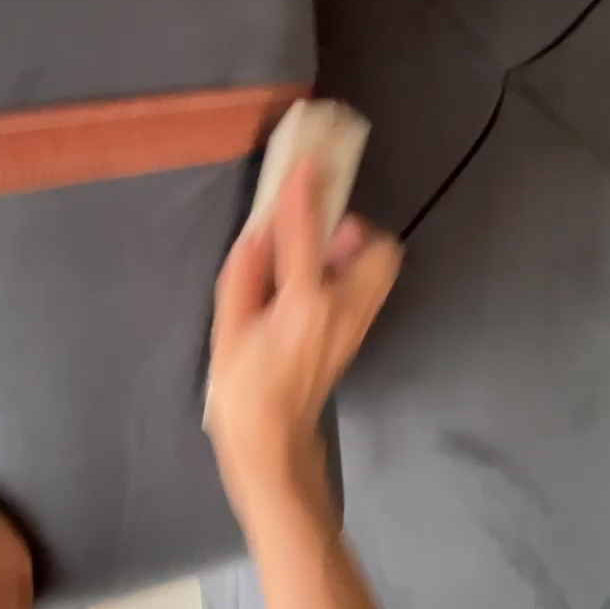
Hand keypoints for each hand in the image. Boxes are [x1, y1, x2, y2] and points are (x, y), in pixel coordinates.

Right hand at [205, 161, 402, 519]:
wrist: (274, 445)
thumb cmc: (243, 390)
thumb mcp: (228, 331)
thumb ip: (245, 275)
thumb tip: (258, 233)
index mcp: (305, 304)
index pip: (307, 235)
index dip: (304, 194)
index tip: (306, 164)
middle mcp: (343, 309)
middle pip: (379, 249)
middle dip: (352, 226)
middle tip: (317, 227)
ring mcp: (357, 323)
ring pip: (381, 266)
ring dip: (355, 247)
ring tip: (317, 252)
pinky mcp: (357, 333)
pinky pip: (368, 286)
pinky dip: (351, 269)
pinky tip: (316, 280)